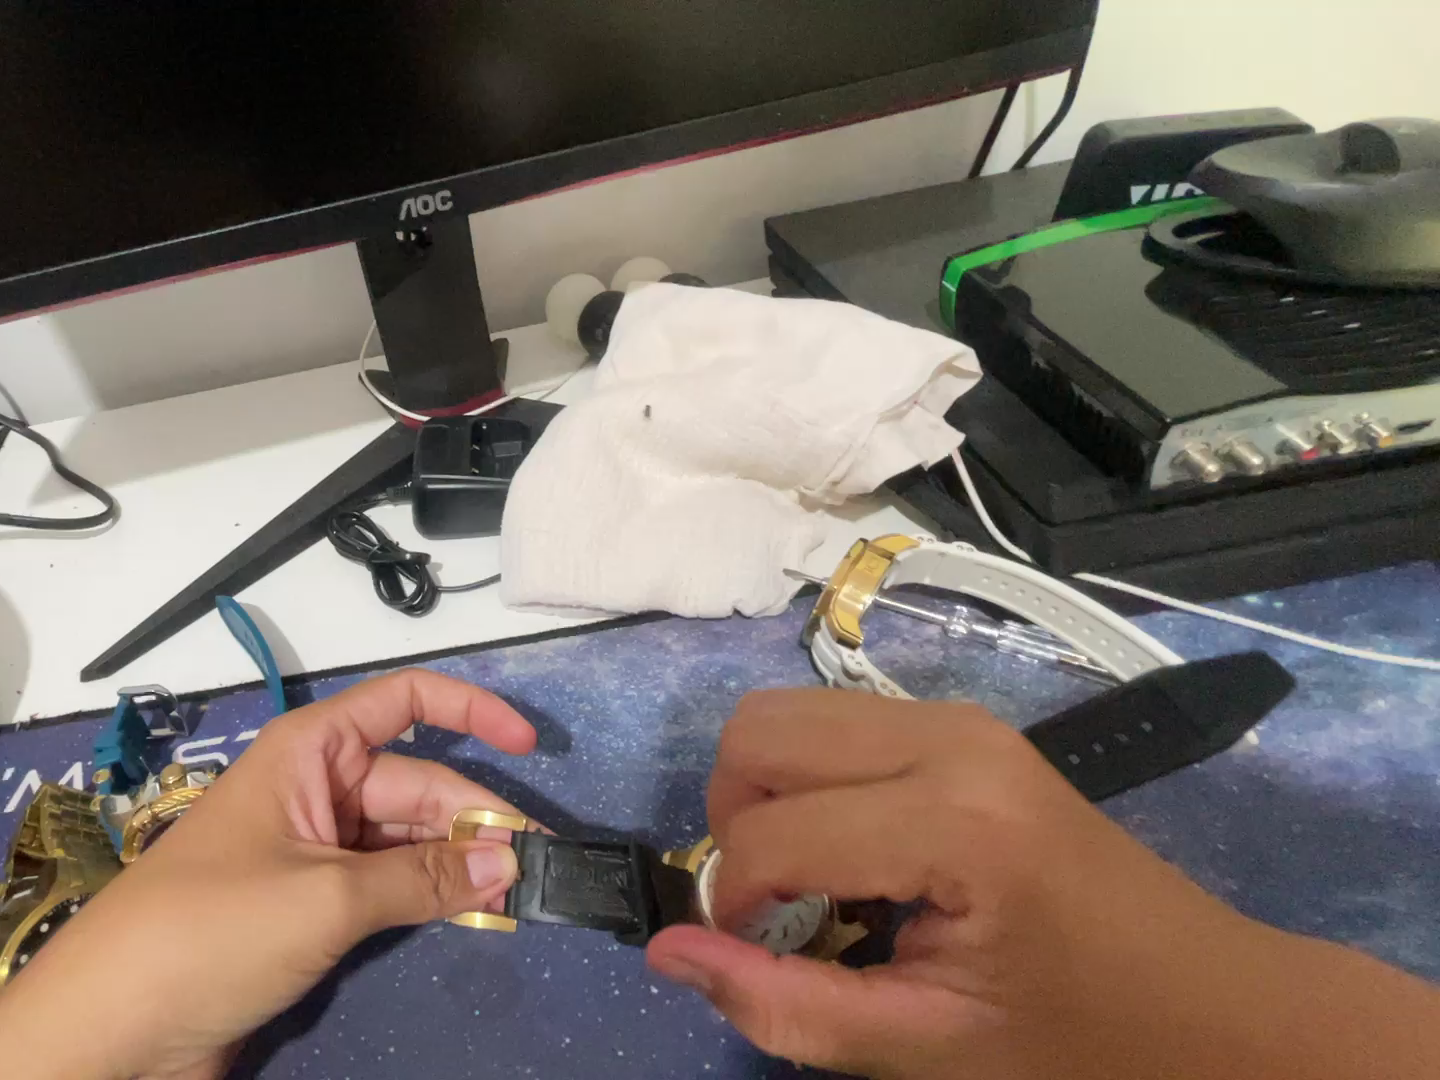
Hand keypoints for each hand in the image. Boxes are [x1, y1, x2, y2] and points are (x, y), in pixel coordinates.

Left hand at [0, 669, 534, 1079]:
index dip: (471, 708)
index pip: (405, 701)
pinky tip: (472, 910)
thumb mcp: (326, 897)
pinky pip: (388, 879)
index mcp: (313, 748)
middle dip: (476, 817)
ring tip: (519, 892)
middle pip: (417, 782)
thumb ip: (423, 877)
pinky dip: (428, 893)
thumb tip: (510, 861)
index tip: (528, 742)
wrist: (109, 1032)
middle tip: (541, 864)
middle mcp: (320, 783)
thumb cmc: (212, 930)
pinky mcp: (314, 898)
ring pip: (408, 835)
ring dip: (458, 860)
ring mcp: (317, 843)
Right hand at [645, 688, 1439, 1079]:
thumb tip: (666, 951)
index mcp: (955, 825)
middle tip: (773, 896)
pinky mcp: (949, 716)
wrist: (1225, 1008)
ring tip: (804, 864)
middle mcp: (944, 739)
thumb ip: (782, 1005)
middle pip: (756, 736)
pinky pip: (821, 718)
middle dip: (734, 820)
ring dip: (760, 789)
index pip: (772, 835)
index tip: (754, 950)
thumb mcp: (928, 1050)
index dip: (735, 900)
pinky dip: (799, 772)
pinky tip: (843, 835)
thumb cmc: (1082, 1045)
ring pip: (777, 714)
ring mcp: (949, 715)